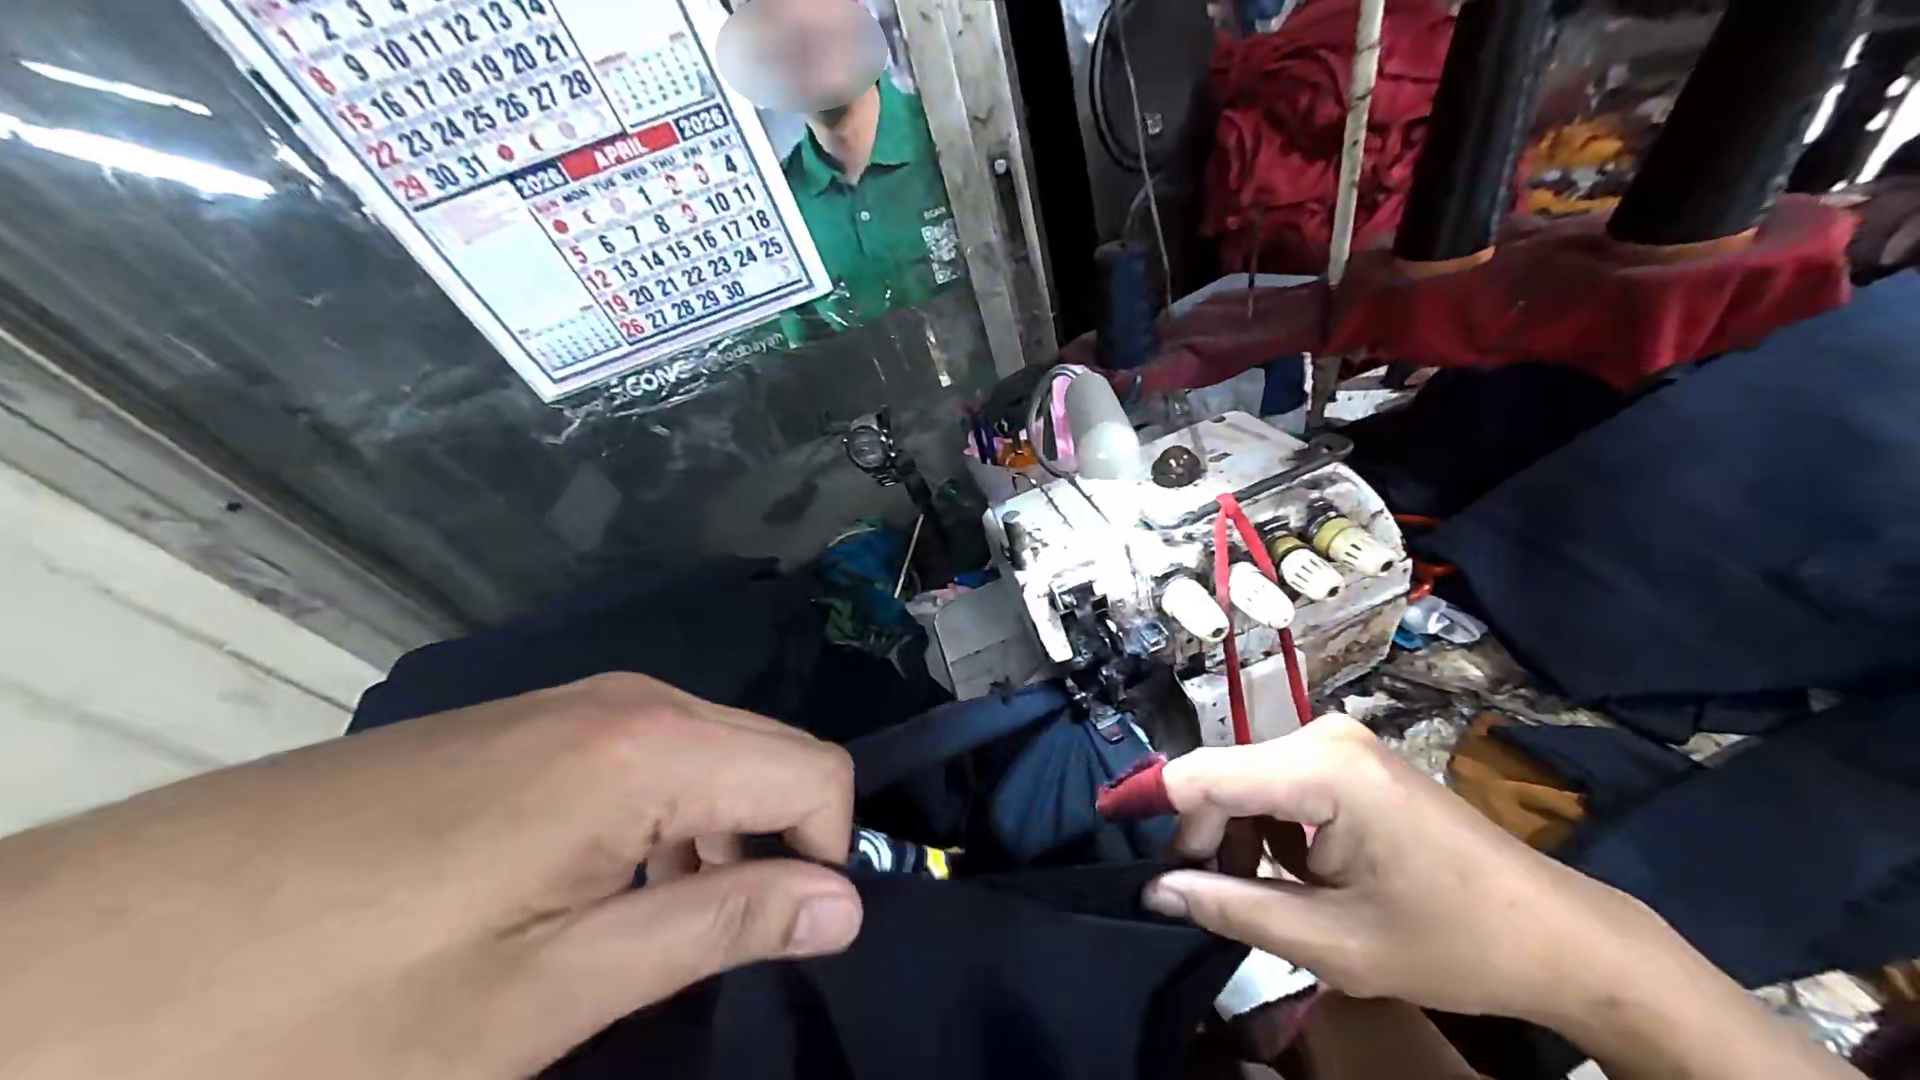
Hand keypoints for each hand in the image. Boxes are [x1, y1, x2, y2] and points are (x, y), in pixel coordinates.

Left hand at [0, 673, 861, 1079]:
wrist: (51, 972)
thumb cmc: (319, 1013)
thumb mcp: (546, 993)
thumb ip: (718, 923)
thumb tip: (843, 904)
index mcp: (648, 745)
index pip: (814, 773)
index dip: (830, 855)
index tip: (796, 936)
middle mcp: (627, 698)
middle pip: (769, 753)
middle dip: (782, 841)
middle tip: (731, 942)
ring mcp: (570, 702)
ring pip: (712, 752)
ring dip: (722, 833)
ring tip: (661, 925)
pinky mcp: (523, 723)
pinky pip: (646, 753)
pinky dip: (665, 816)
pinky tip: (601, 886)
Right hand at [1141, 714, 1678, 1025]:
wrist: (1561, 937)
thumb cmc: (1453, 942)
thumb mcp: (1331, 943)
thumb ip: (1231, 908)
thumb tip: (1155, 891)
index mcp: (1321, 767)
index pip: (1205, 776)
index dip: (1153, 806)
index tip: (1117, 839)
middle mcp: (1321, 735)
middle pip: (1222, 777)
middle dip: (1204, 837)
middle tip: (1206, 899)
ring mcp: (1336, 741)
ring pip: (1246, 782)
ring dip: (1236, 837)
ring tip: (1259, 896)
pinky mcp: (1346, 756)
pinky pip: (1276, 783)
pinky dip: (1266, 827)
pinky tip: (1292, 872)